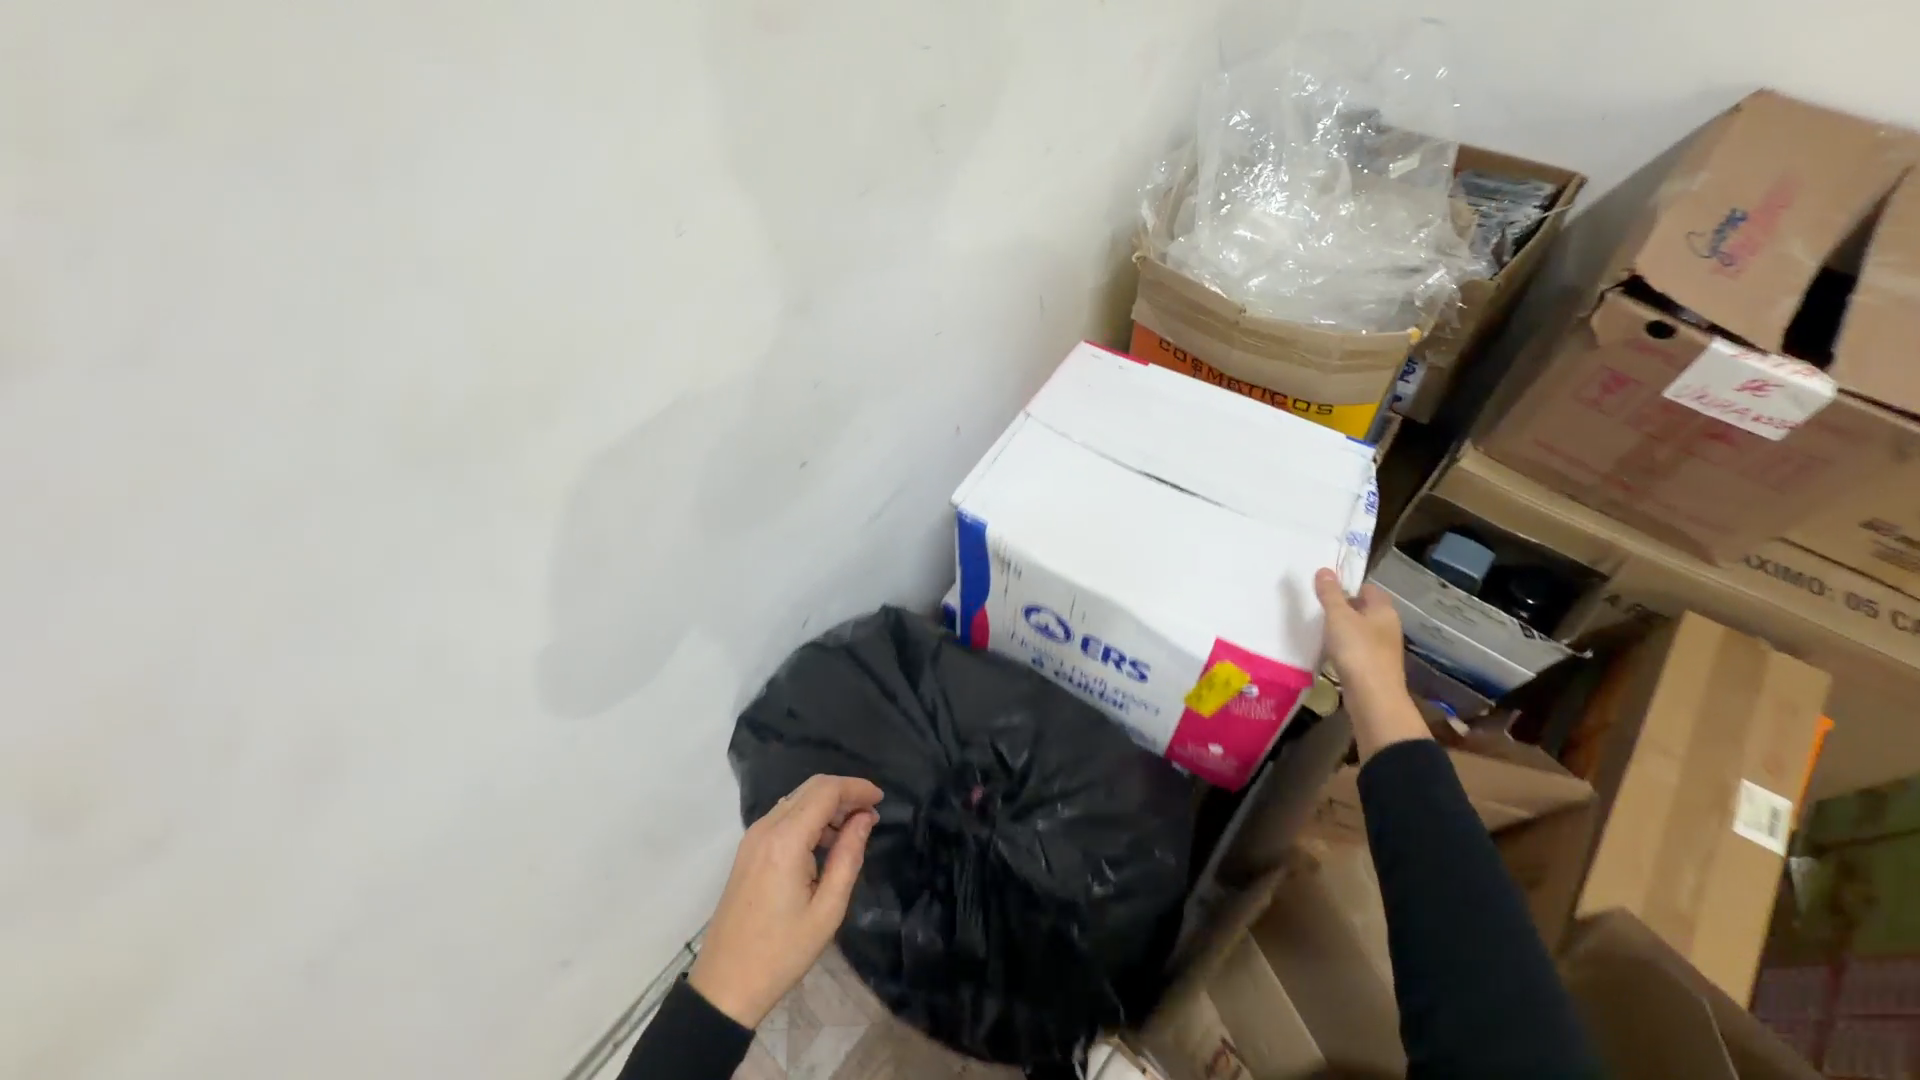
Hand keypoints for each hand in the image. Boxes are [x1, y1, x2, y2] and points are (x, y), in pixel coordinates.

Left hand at [689, 774, 883, 1027]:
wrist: (726, 983)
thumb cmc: (783, 951)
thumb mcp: (828, 909)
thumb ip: (849, 857)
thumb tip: (864, 819)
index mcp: (786, 841)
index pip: (825, 791)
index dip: (856, 788)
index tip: (881, 800)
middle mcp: (765, 829)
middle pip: (810, 788)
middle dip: (844, 793)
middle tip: (871, 814)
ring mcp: (752, 838)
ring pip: (796, 800)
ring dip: (827, 805)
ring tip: (855, 830)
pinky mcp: (748, 850)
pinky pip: (784, 817)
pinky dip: (809, 818)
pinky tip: (826, 841)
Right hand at [1314, 568, 1428, 760]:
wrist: (1373, 696)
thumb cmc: (1358, 650)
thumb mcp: (1338, 617)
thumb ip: (1330, 593)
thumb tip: (1325, 570)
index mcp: (1383, 610)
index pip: (1368, 589)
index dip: (1349, 586)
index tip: (1326, 591)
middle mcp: (1388, 626)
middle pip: (1365, 609)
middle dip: (1344, 608)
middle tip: (1319, 609)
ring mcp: (1383, 648)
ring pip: (1361, 630)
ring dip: (1343, 630)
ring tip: (1321, 631)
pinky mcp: (1375, 667)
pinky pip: (1358, 649)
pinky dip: (1345, 648)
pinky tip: (1330, 653)